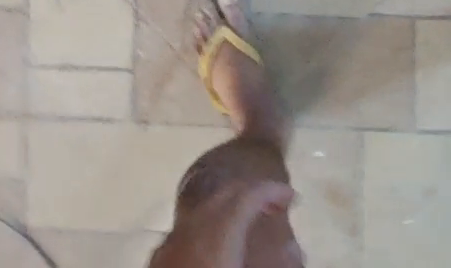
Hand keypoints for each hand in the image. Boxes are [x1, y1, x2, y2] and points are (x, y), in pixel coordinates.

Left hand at [147, 180, 295, 267]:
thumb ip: (276, 264)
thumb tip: (294, 252)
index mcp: (217, 234)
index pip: (248, 194)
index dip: (272, 190)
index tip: (292, 199)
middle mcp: (191, 229)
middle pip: (224, 195)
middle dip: (252, 194)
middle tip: (275, 207)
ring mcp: (169, 244)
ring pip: (202, 210)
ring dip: (228, 210)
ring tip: (249, 224)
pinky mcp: (157, 261)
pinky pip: (185, 231)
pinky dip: (207, 227)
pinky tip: (215, 247)